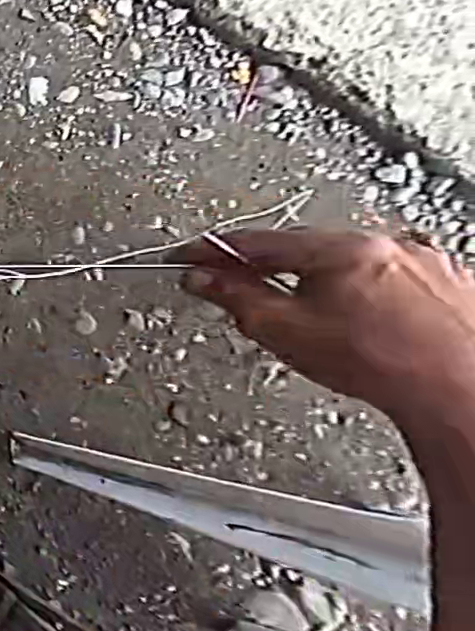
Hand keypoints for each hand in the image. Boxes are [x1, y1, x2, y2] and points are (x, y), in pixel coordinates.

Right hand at [175, 229, 474, 425]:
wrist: (459, 389)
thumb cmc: (380, 360)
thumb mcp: (276, 327)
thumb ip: (231, 295)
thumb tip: (202, 277)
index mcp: (341, 250)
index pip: (253, 240)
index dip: (208, 250)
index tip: (183, 258)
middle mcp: (387, 246)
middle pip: (298, 246)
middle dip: (254, 263)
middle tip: (220, 280)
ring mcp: (423, 264)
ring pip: (338, 260)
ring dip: (300, 275)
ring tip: (279, 304)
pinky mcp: (445, 284)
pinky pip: (374, 274)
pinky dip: (342, 287)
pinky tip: (333, 313)